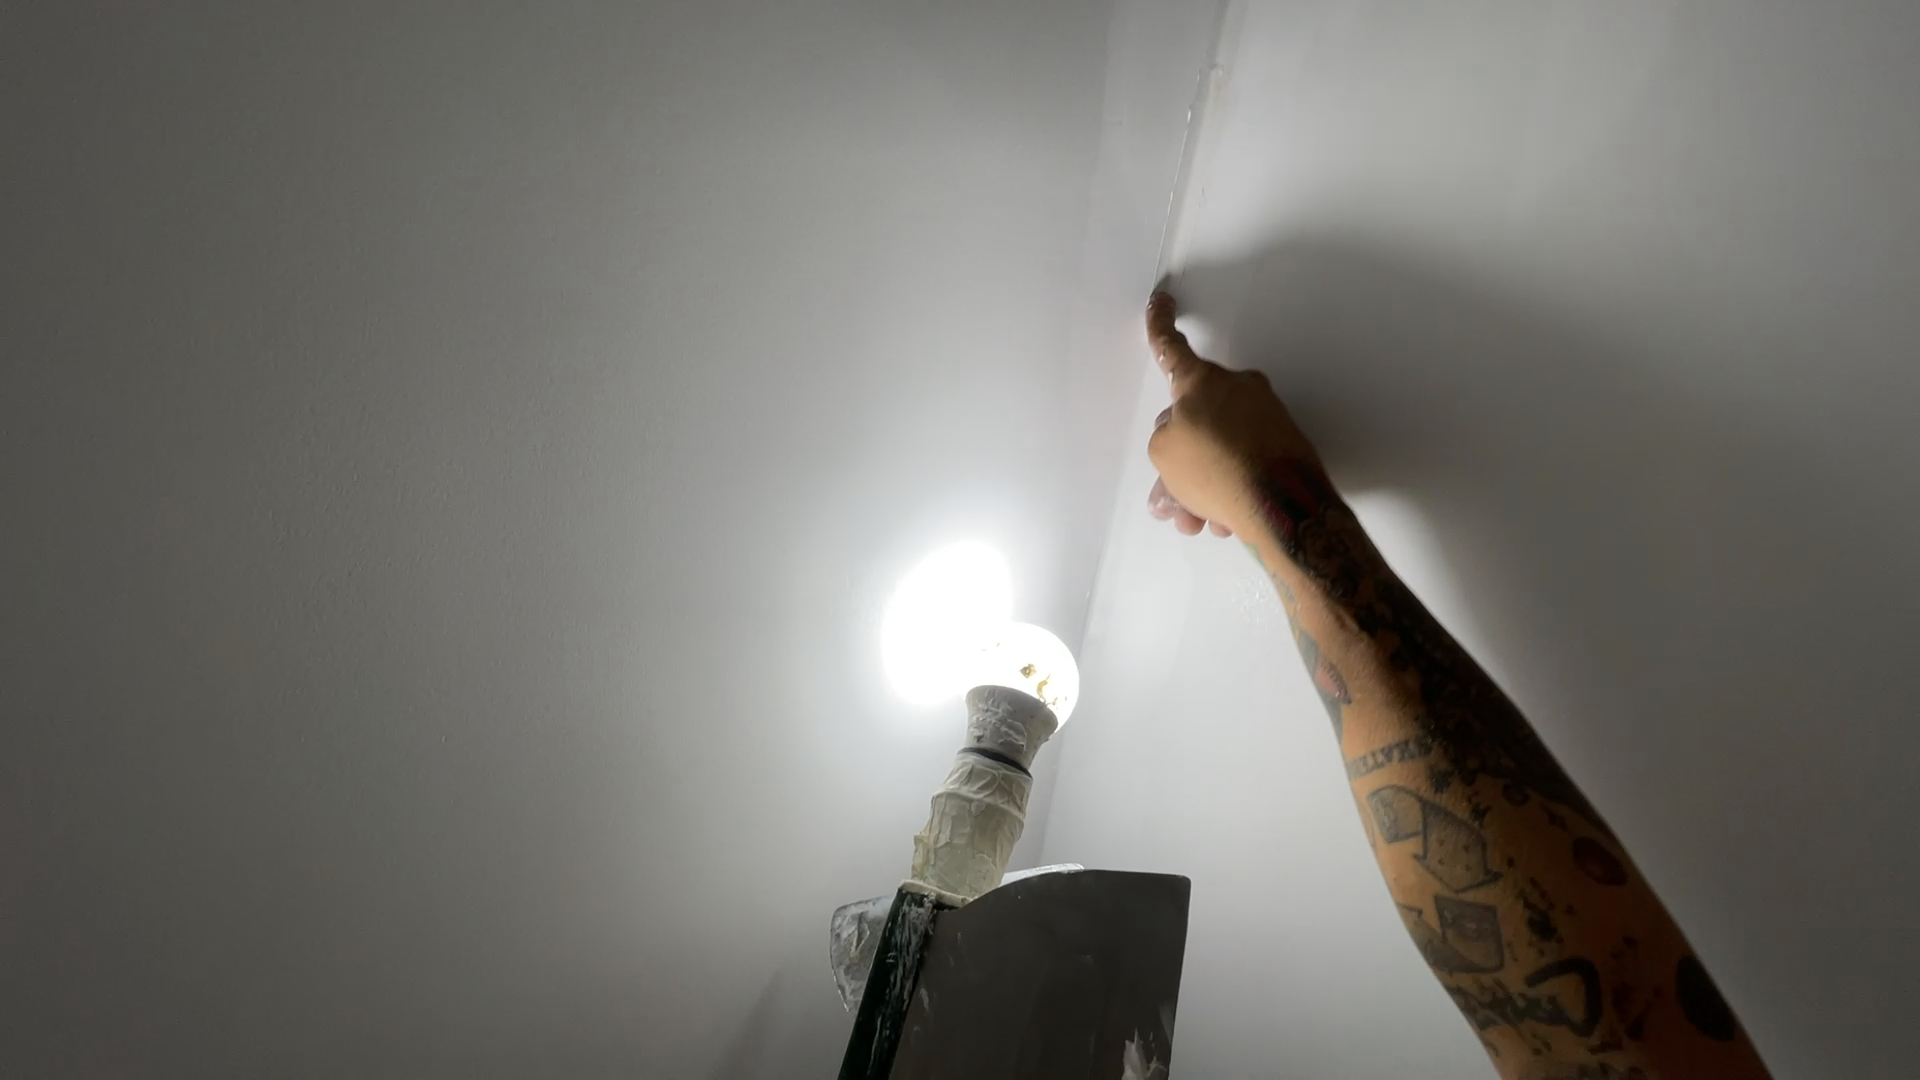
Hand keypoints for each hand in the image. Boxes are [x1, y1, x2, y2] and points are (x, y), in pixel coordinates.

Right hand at [1144, 292, 1326, 538]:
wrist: (1280, 505)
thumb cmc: (1217, 469)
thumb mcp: (1163, 452)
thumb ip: (1165, 436)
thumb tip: (1183, 439)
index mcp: (1202, 382)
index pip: (1171, 348)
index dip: (1160, 326)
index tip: (1162, 301)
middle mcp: (1237, 389)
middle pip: (1195, 418)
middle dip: (1180, 458)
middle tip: (1171, 493)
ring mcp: (1265, 416)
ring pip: (1218, 447)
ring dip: (1200, 484)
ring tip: (1196, 518)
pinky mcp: (1285, 443)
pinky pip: (1244, 462)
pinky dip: (1227, 489)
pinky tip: (1220, 519)